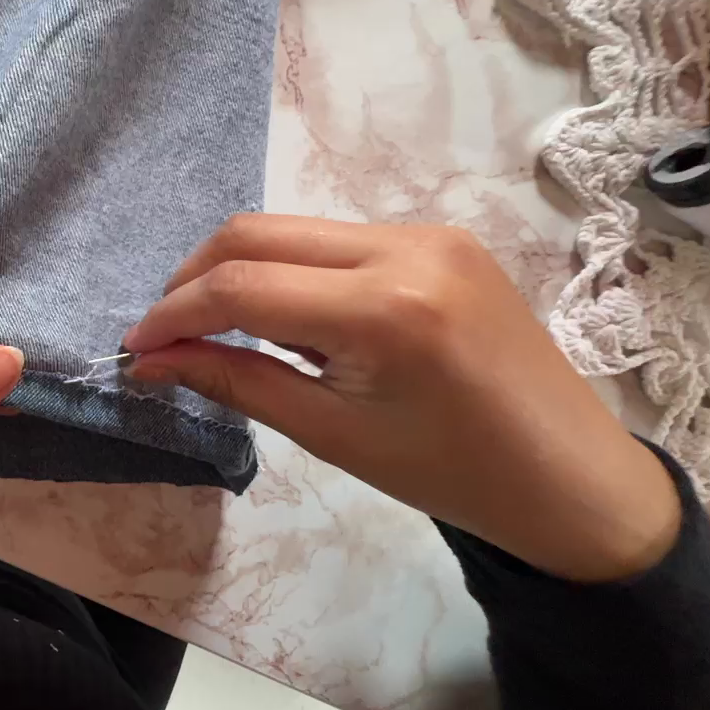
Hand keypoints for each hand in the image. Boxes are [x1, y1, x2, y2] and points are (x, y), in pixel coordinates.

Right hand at [123, 214, 679, 581]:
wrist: (573, 479)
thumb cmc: (447, 473)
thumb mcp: (325, 432)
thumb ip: (229, 380)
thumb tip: (149, 361)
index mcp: (385, 310)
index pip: (240, 287)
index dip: (173, 315)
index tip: (136, 348)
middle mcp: (404, 248)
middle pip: (253, 234)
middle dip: (191, 280)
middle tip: (165, 332)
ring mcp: (424, 233)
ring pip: (285, 229)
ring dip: (231, 270)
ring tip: (214, 326)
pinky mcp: (433, 237)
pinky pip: (325, 238)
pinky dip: (279, 269)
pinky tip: (279, 315)